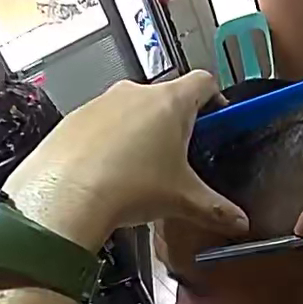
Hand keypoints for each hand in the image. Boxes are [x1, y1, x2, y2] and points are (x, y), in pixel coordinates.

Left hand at [3, 72, 247, 249]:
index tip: (218, 119)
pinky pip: (103, 124)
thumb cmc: (126, 185)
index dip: (217, 98)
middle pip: (168, 98)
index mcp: (170, 102)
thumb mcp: (183, 200)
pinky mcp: (75, 119)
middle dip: (178, 125)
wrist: (64, 194)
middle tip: (183, 159)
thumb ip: (217, 210)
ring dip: (143, 133)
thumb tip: (238, 221)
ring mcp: (102, 102)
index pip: (204, 82)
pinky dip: (112, 143)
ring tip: (145, 172)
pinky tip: (113, 174)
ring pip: (133, 110)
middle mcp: (135, 93)